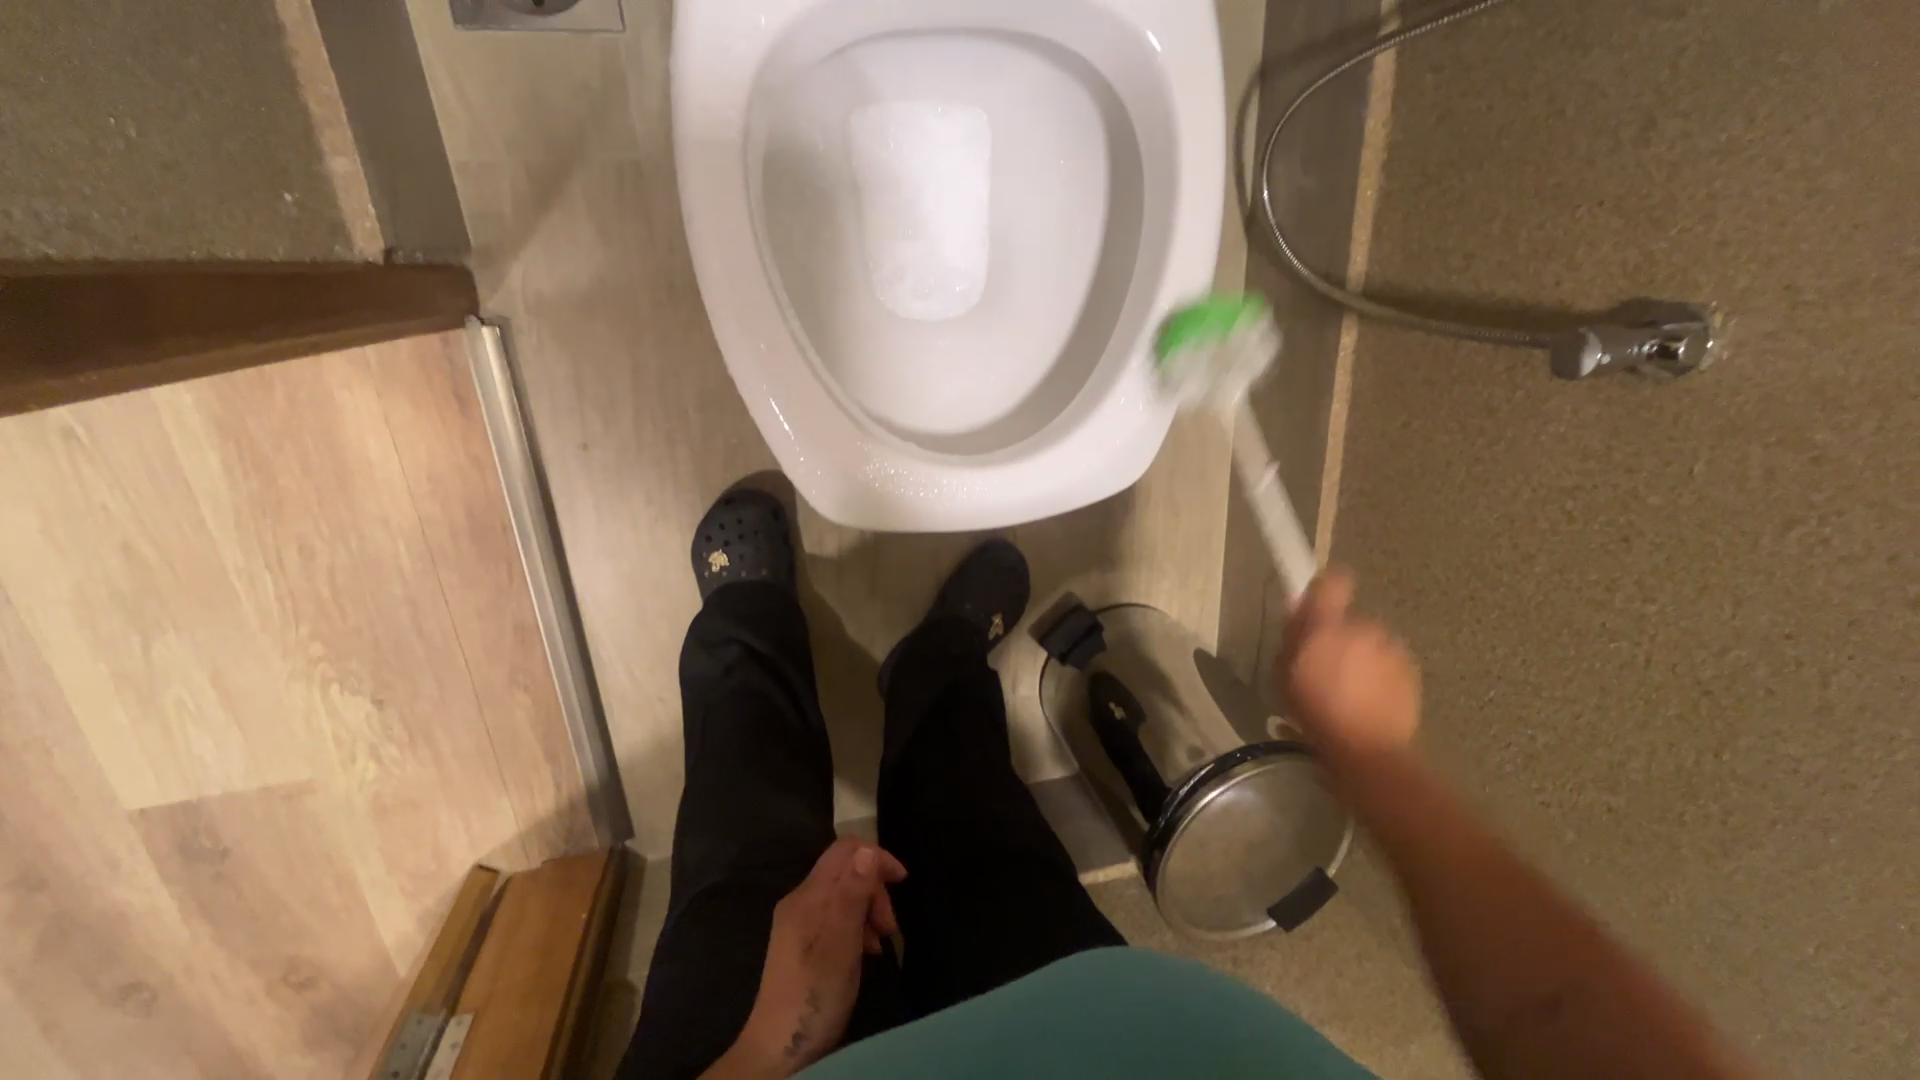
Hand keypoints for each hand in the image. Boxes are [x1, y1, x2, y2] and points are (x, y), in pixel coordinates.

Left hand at [710, 838, 907, 1078]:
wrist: (778, 1051)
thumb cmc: (814, 996)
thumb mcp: (840, 944)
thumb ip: (852, 895)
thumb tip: (867, 851)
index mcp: (807, 896)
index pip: (845, 850)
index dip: (877, 857)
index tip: (902, 883)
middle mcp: (800, 901)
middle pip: (846, 870)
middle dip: (875, 889)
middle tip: (888, 928)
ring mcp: (799, 922)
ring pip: (845, 894)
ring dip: (869, 909)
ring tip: (880, 943)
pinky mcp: (803, 943)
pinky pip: (837, 916)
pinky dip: (857, 926)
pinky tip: (866, 952)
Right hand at [1276, 568, 1420, 762]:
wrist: (1368, 749)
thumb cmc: (1316, 712)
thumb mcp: (1284, 674)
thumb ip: (1292, 636)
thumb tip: (1299, 609)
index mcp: (1329, 625)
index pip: (1332, 582)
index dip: (1324, 588)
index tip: (1315, 605)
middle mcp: (1365, 627)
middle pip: (1350, 618)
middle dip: (1339, 634)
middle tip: (1325, 664)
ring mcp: (1392, 648)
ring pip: (1372, 641)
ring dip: (1362, 655)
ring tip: (1349, 687)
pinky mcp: (1411, 670)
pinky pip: (1389, 662)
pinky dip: (1380, 673)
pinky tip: (1369, 698)